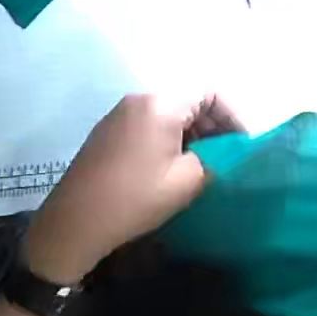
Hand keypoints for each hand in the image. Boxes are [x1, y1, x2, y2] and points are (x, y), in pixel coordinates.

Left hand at [24, 93, 237, 283]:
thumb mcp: (188, 181)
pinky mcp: (107, 133)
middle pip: (188, 101)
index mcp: (160, 104)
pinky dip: (168, 140)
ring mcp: (119, 115)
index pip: (210, 92)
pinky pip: (148, 126)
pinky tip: (172, 169)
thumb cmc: (136, 198)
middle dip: (213, 126)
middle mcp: (138, 100)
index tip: (242, 144)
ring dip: (191, 135)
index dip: (232, 116)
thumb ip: (215, 160)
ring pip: (168, 114)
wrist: (74, 223)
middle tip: (226, 157)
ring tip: (202, 166)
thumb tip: (222, 155)